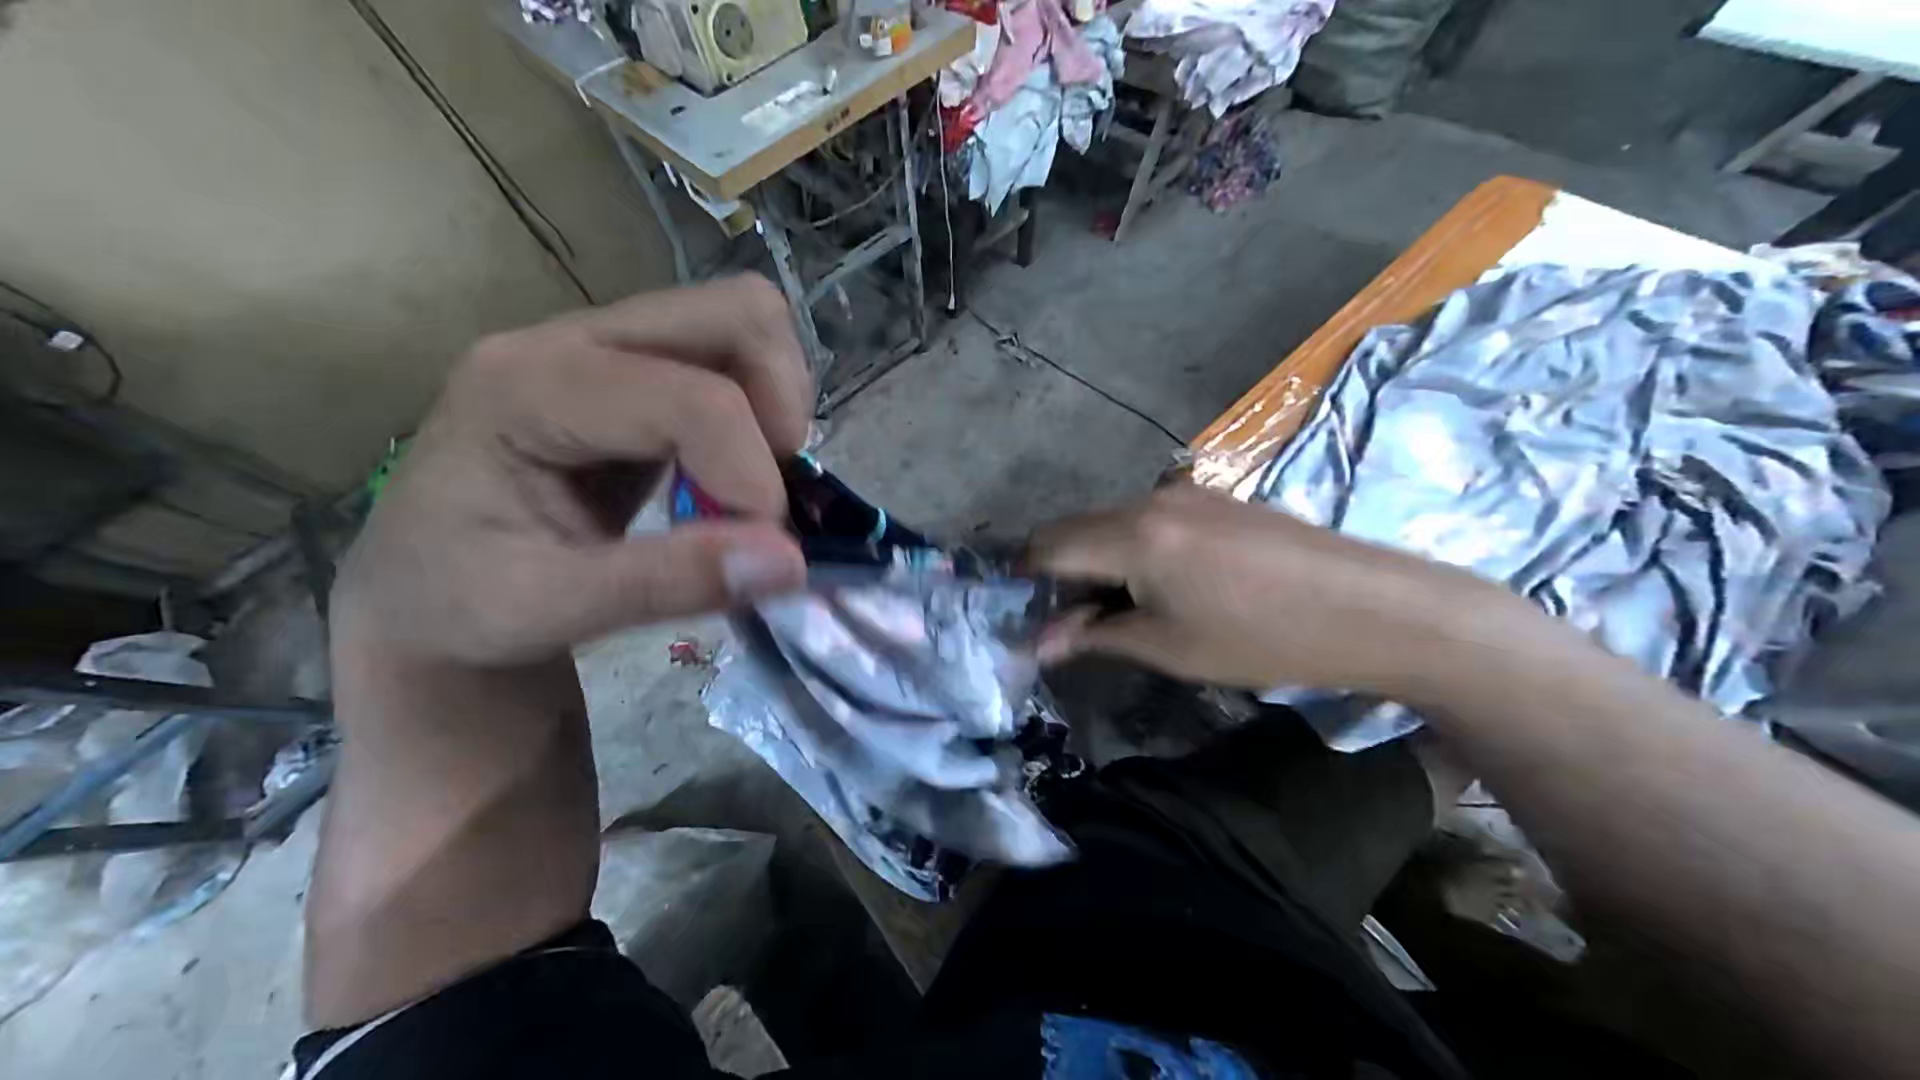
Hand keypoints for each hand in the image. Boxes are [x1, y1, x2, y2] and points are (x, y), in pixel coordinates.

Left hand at [330, 275, 811, 667]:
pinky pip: (731, 362)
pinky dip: (760, 414)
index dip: (750, 469)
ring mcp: (606, 350)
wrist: (423, 592)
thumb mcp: (547, 610)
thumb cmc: (460, 603)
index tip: (766, 548)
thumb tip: (790, 562)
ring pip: (742, 327)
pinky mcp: (636, 377)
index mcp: (528, 386)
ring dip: (776, 405)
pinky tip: (731, 477)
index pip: (688, 397)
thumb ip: (667, 583)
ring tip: (750, 485)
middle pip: (732, 313)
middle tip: (773, 486)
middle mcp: (572, 343)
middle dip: (781, 402)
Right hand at [1029, 485, 1567, 702]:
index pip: (1048, 546)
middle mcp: (1150, 499)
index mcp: (1132, 535)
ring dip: (1095, 559)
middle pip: (1075, 528)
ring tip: (1114, 608)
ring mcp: (1186, 492)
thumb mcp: (1169, 647)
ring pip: (1111, 522)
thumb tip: (1039, 642)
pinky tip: (1159, 583)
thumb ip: (1095, 635)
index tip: (1016, 610)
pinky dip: (1131, 548)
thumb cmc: (1261, 637)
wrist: (1373, 607)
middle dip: (1057, 570)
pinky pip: (1148, 518)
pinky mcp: (1215, 498)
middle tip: (1064, 620)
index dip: (1023, 577)